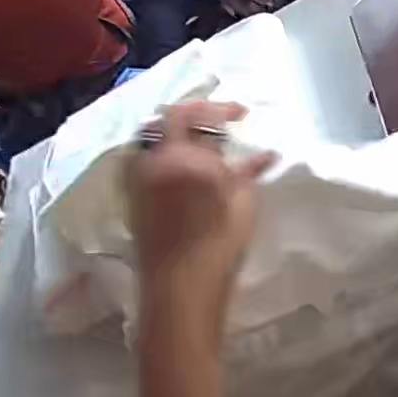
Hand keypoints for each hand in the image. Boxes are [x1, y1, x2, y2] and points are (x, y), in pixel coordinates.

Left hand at [126, 102, 276, 293]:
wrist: (179, 286)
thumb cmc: (219, 246)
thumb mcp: (243, 206)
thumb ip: (249, 173)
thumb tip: (265, 154)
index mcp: (190, 158)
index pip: (205, 117)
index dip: (224, 110)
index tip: (242, 113)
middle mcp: (159, 159)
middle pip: (171, 117)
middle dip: (196, 110)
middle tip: (216, 116)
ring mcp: (141, 175)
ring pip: (150, 132)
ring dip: (172, 125)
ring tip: (193, 133)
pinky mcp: (132, 192)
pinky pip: (140, 154)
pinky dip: (157, 145)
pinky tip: (174, 156)